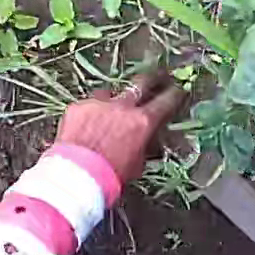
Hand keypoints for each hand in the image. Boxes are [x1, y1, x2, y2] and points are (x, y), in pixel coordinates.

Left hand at [54, 72, 185, 184]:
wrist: (76, 177)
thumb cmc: (110, 177)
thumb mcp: (137, 164)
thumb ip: (146, 145)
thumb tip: (152, 139)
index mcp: (143, 122)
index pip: (167, 100)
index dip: (176, 94)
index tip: (178, 90)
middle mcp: (123, 106)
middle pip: (144, 81)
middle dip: (155, 77)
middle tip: (159, 76)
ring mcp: (99, 103)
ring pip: (112, 92)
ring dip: (115, 100)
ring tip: (111, 112)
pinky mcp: (78, 106)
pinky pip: (89, 104)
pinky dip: (91, 113)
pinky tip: (87, 125)